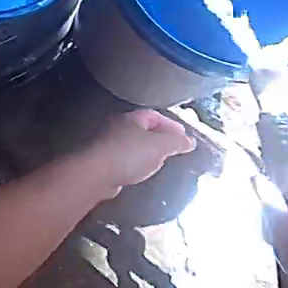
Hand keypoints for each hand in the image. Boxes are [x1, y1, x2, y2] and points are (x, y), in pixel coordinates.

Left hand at [70, 110, 195, 194]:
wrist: (96, 172)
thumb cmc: (129, 154)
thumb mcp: (159, 146)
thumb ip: (176, 142)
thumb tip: (190, 140)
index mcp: (131, 119)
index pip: (154, 115)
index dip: (170, 124)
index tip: (184, 135)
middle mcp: (117, 127)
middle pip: (143, 128)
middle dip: (160, 137)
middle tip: (175, 147)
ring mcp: (108, 143)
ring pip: (133, 144)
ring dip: (148, 150)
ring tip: (162, 160)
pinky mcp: (104, 160)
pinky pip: (126, 158)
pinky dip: (137, 162)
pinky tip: (143, 171)